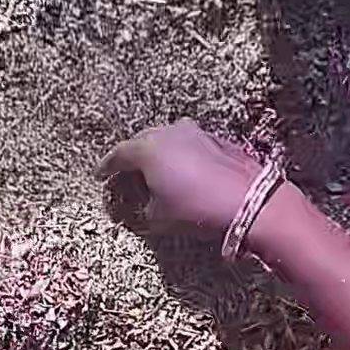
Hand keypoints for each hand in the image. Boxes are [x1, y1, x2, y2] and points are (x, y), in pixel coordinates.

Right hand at [100, 119, 264, 234]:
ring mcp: (194, 133)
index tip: (100, 176)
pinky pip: (185, 143)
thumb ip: (142, 206)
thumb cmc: (196, 208)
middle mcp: (168, 134)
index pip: (117, 155)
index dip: (106, 167)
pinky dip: (176, 154)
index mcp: (147, 149)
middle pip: (139, 141)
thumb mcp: (158, 216)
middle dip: (130, 157)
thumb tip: (143, 205)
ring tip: (151, 170)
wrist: (248, 202)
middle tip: (123, 172)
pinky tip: (179, 170)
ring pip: (164, 138)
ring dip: (155, 152)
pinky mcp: (214, 139)